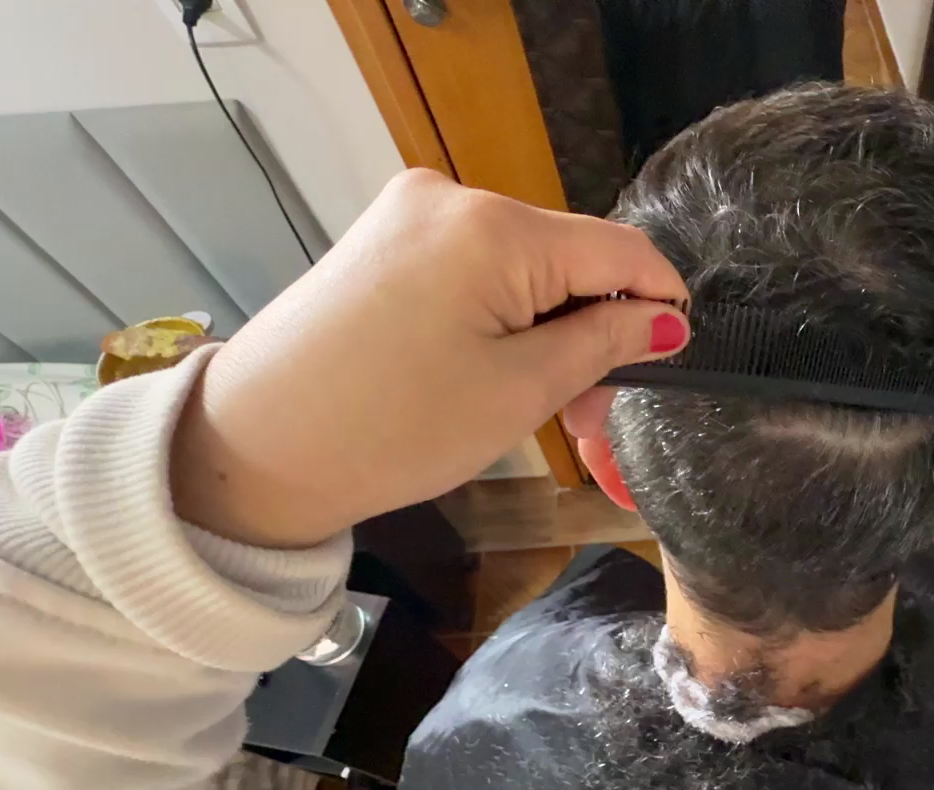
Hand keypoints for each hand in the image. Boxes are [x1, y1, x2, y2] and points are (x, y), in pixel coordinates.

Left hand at [169, 169, 689, 547]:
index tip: (675, 356)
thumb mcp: (521, 391)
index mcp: (494, 228)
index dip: (660, 300)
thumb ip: (604, 343)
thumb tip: (667, 322)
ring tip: (547, 408)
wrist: (257, 447)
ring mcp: (412, 215)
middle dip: (595, 334)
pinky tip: (500, 373)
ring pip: (526, 272)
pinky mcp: (389, 242)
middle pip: (568, 261)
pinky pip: (479, 274)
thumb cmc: (398, 428)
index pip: (617, 248)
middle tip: (591, 419)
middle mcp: (452, 198)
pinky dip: (507, 322)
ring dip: (552, 335)